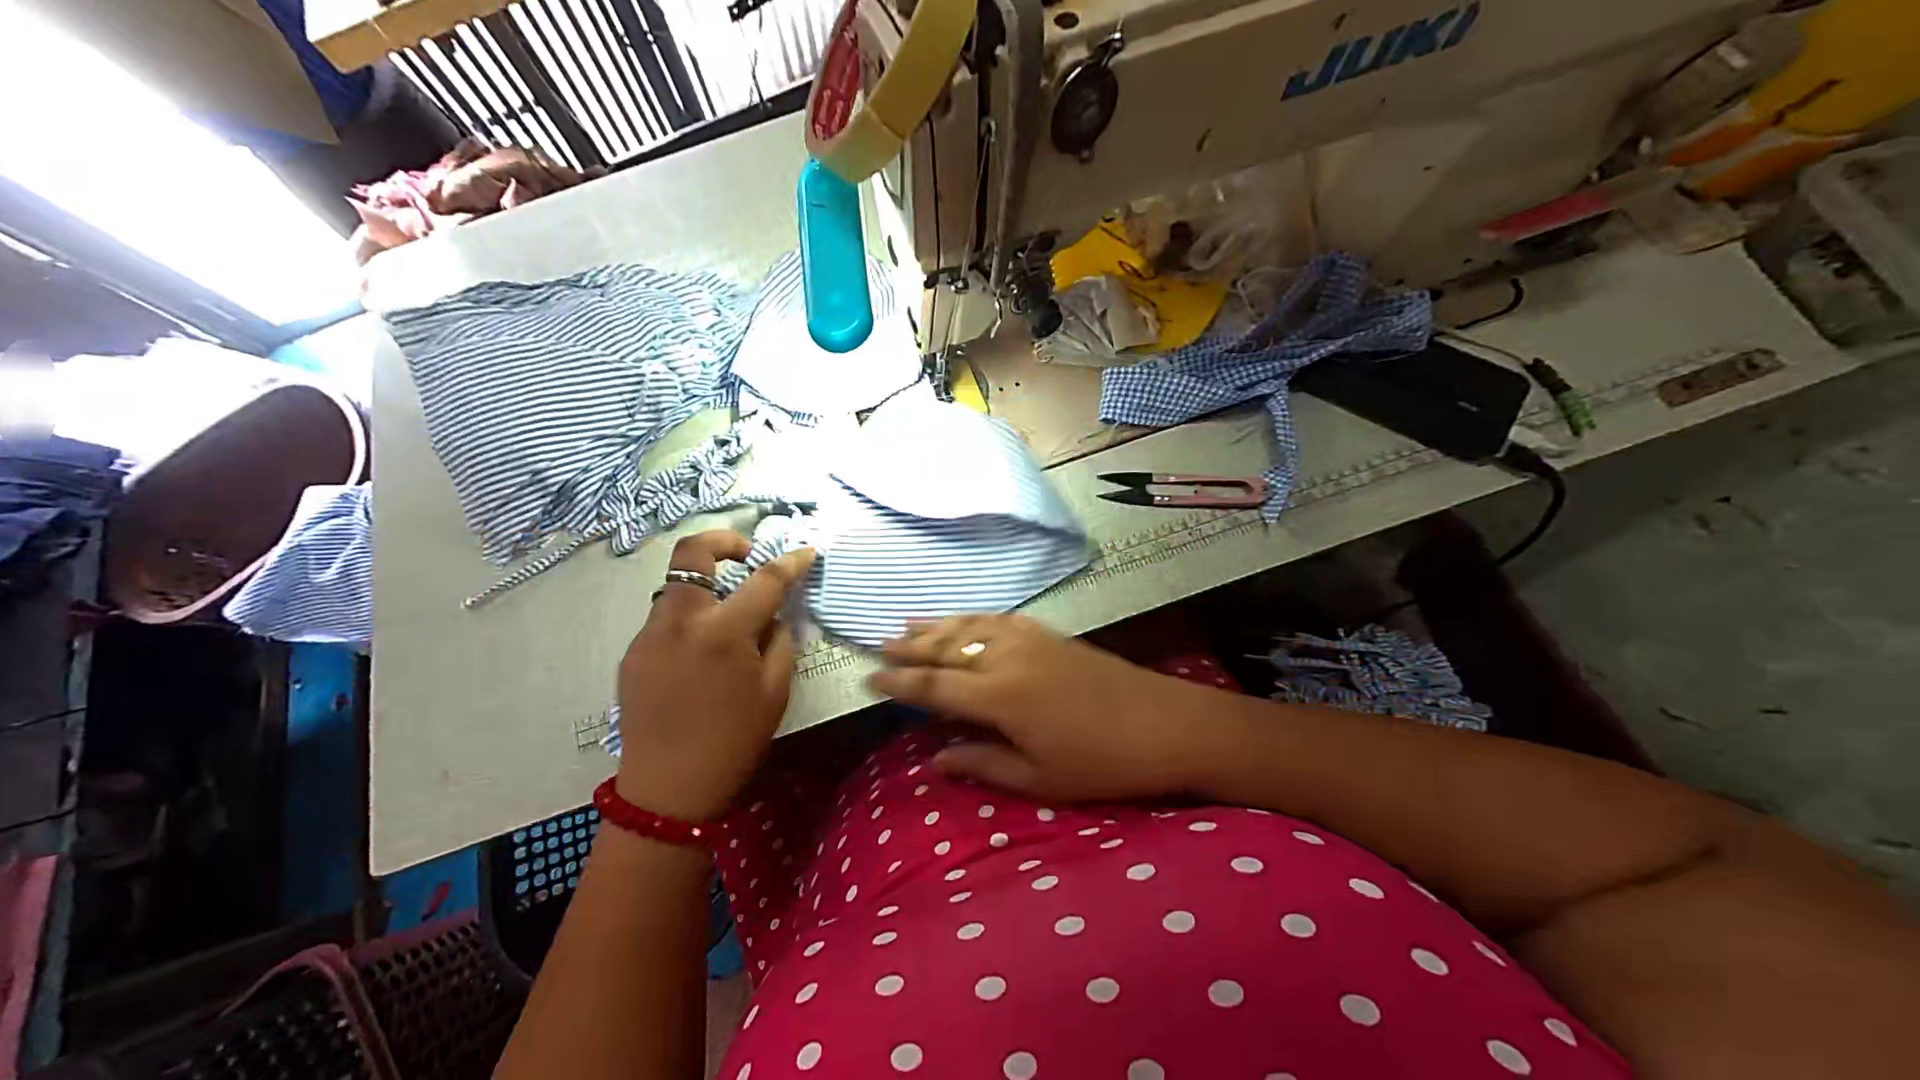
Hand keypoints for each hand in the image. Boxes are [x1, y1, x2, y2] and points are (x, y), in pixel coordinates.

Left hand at [614, 531, 815, 820]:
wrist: (668, 787)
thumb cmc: (733, 741)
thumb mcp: (775, 691)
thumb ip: (779, 640)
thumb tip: (773, 614)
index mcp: (723, 632)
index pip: (764, 580)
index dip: (790, 562)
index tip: (805, 553)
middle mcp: (680, 621)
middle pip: (693, 552)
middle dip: (724, 541)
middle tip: (746, 556)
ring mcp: (648, 634)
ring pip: (677, 586)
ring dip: (705, 586)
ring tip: (727, 617)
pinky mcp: (632, 652)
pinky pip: (665, 619)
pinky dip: (689, 619)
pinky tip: (701, 654)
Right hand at [869, 614, 1245, 801]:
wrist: (1167, 724)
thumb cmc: (1102, 763)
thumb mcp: (1039, 778)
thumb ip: (982, 764)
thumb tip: (933, 759)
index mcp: (1000, 696)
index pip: (934, 685)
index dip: (899, 682)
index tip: (869, 678)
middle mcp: (1007, 658)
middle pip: (947, 647)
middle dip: (910, 647)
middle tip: (878, 645)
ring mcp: (1031, 639)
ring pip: (970, 628)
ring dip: (937, 627)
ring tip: (907, 624)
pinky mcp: (1051, 634)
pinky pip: (999, 620)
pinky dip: (973, 619)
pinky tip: (965, 621)